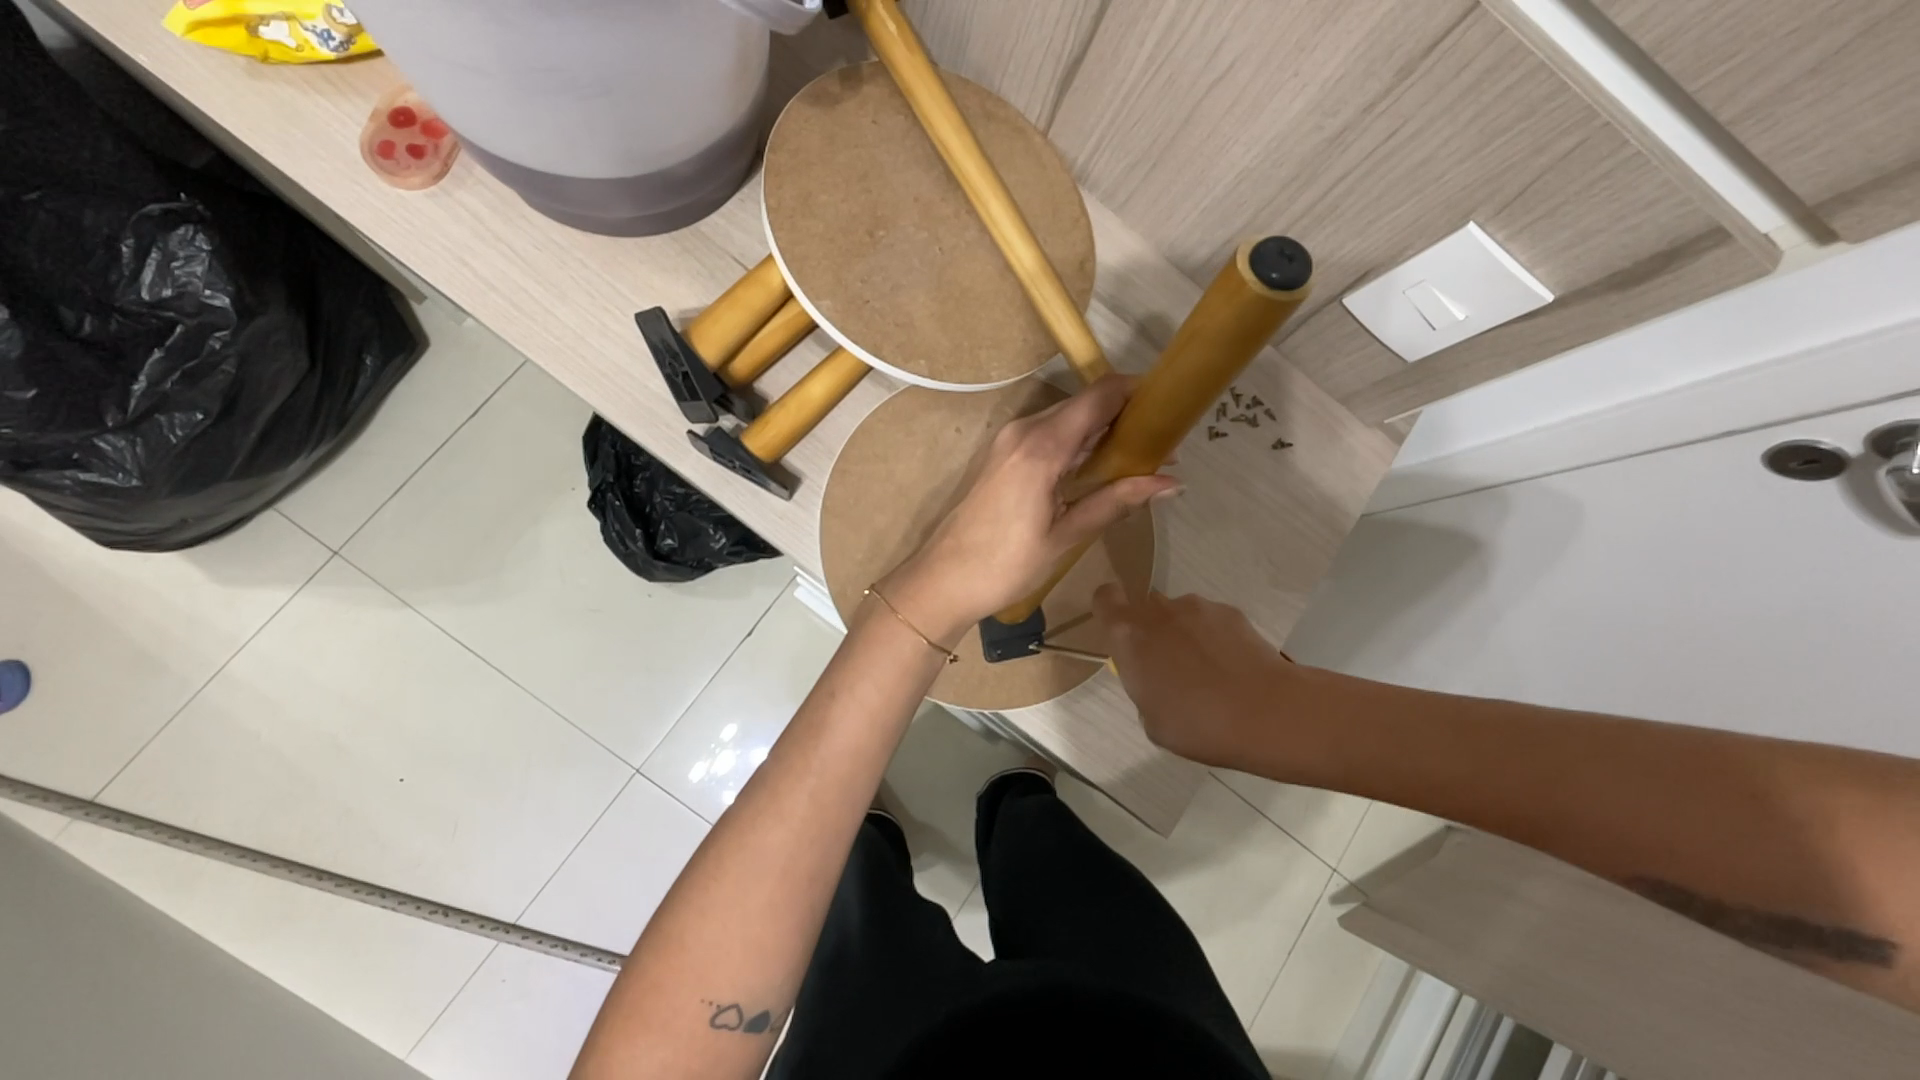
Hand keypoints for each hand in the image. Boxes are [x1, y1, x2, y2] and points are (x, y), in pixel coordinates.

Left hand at [884, 375, 1179, 641]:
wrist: (943, 580)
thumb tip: (1171, 483)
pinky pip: (1047, 434)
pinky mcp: (1001, 454)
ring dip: (1101, 430)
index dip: (1136, 391)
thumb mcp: (1067, 535)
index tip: (1169, 407)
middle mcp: (1024, 430)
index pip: (1099, 396)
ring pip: (1065, 418)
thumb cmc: (1006, 564)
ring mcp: (1009, 440)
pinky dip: (1076, 442)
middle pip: (1084, 404)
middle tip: (1162, 442)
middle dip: (1124, 415)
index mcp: (1042, 446)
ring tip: (1139, 457)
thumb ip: (1117, 501)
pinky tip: (1098, 467)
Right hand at [1092, 587, 1290, 766]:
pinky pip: (1211, 621)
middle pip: (1144, 607)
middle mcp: (1158, 611)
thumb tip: (1155, 678)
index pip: (1105, 598)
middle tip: (1166, 665)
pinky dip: (1214, 637)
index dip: (1110, 610)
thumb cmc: (1196, 724)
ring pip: (1179, 614)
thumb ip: (1143, 687)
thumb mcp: (1151, 719)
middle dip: (1150, 629)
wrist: (1266, 713)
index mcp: (1128, 636)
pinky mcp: (1232, 612)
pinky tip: (1232, 668)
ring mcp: (1198, 608)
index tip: (1120, 634)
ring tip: (1207, 671)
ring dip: (1184, 634)